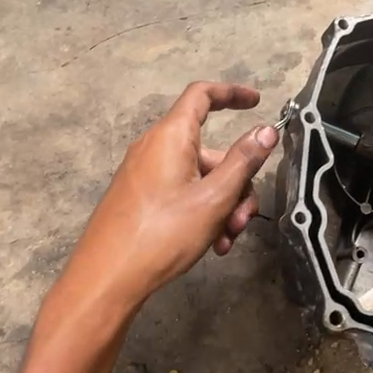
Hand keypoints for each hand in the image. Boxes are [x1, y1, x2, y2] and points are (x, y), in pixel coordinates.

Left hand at [60, 82, 277, 306]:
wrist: (107, 278)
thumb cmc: (163, 233)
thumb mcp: (215, 198)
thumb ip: (243, 162)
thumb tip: (265, 131)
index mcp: (172, 136)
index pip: (203, 95)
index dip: (232, 93)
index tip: (257, 103)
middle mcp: (155, 148)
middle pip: (210, 152)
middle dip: (237, 184)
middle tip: (244, 220)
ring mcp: (145, 173)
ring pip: (200, 178)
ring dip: (223, 206)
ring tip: (226, 242)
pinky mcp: (140, 197)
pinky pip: (182, 193)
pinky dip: (202, 213)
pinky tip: (212, 245)